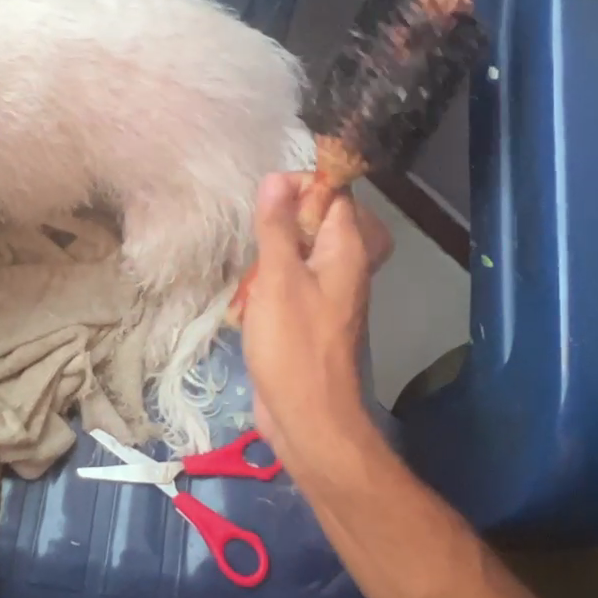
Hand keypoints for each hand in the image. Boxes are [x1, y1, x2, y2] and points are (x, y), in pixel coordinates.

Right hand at [240, 173, 392, 473]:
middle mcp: (344, 266)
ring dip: (274, 249)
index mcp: (346, 251)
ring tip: (252, 261)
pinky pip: (292, 279)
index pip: (335, 194)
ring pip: (301, 250)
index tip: (268, 195)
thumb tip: (275, 178)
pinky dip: (272, 277)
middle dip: (284, 218)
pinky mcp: (309, 315)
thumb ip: (277, 227)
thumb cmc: (293, 344)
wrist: (307, 418)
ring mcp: (327, 292)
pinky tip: (251, 291)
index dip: (304, 185)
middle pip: (318, 220)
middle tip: (258, 229)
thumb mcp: (278, 277)